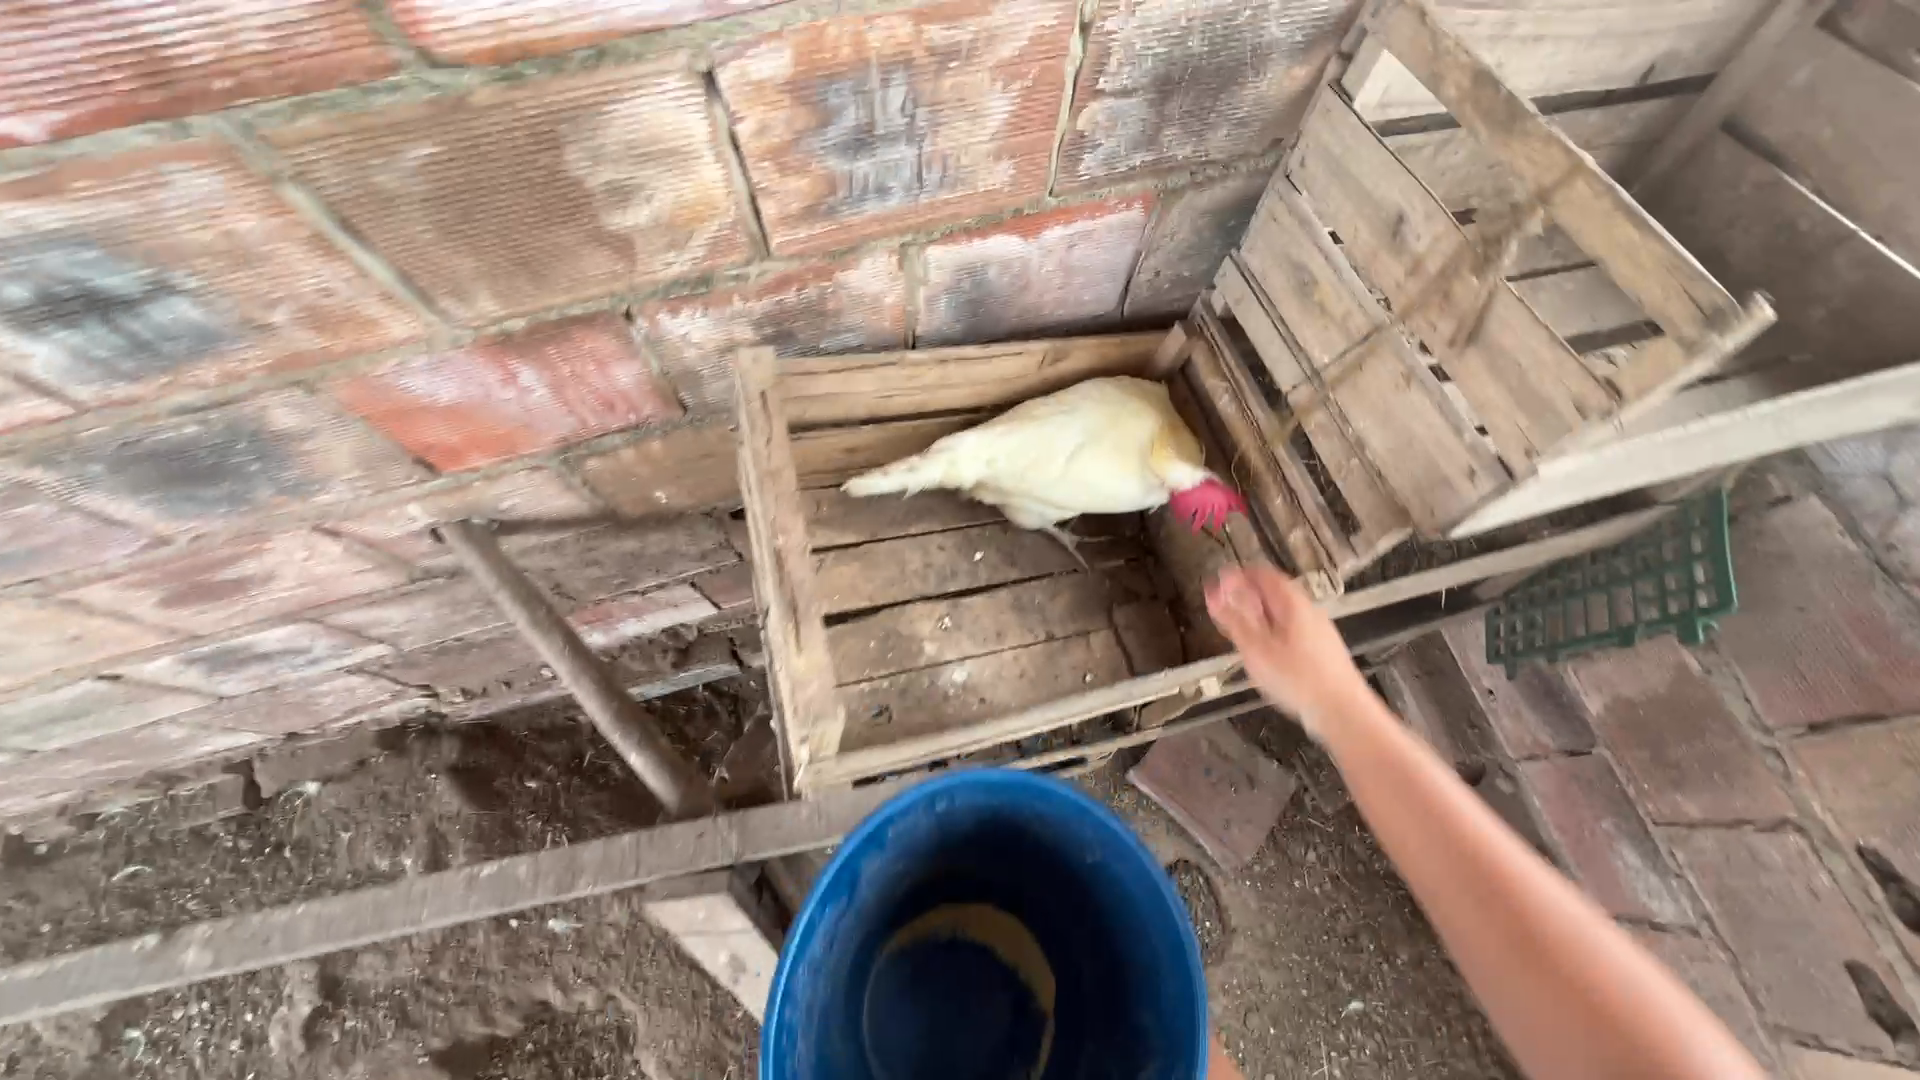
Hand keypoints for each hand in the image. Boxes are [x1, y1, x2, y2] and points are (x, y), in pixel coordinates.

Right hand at [1205, 563, 1371, 739]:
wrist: (1342, 711)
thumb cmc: (1297, 678)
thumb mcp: (1256, 649)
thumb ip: (1233, 619)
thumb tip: (1214, 594)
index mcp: (1292, 604)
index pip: (1263, 574)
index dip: (1238, 575)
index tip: (1219, 582)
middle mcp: (1309, 611)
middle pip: (1274, 592)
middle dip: (1247, 596)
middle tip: (1225, 607)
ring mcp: (1319, 631)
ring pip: (1283, 613)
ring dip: (1259, 615)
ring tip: (1239, 630)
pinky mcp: (1323, 651)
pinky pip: (1292, 629)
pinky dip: (1272, 631)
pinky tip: (1264, 651)